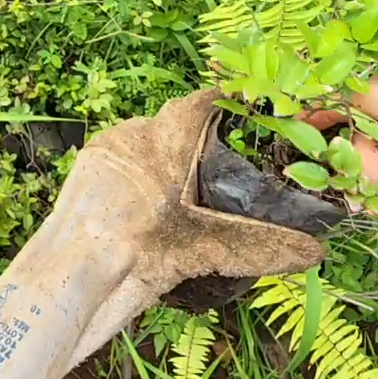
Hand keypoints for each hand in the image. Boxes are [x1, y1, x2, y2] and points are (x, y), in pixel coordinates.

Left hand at [59, 88, 323, 356]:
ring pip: (144, 139)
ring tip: (183, 185)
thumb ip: (255, 246)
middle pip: (172, 122)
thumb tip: (311, 253)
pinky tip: (147, 200)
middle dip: (195, 137)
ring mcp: (103, 150)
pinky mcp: (84, 168)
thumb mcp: (201, 250)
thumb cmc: (134, 255)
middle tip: (217, 161)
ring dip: (163, 155)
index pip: (200, 104)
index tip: (243, 110)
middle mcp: (131, 134)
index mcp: (163, 141)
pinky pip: (120, 157)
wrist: (66, 274)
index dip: (224, 104)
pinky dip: (137, 170)